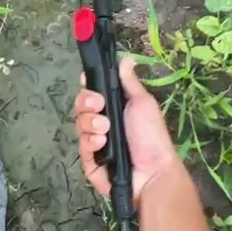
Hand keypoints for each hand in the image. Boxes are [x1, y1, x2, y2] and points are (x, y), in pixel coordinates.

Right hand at [74, 56, 181, 203]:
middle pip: (81, 105)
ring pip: (79, 124)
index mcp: (113, 107)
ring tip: (106, 129)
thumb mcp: (142, 103)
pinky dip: (90, 143)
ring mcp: (95, 142)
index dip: (87, 84)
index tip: (86, 79)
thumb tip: (127, 58)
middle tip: (99, 105)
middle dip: (86, 102)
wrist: (152, 172)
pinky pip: (81, 146)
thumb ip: (129, 82)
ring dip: (90, 123)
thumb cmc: (151, 135)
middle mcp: (102, 122)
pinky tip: (102, 144)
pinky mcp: (90, 161)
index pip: (92, 90)